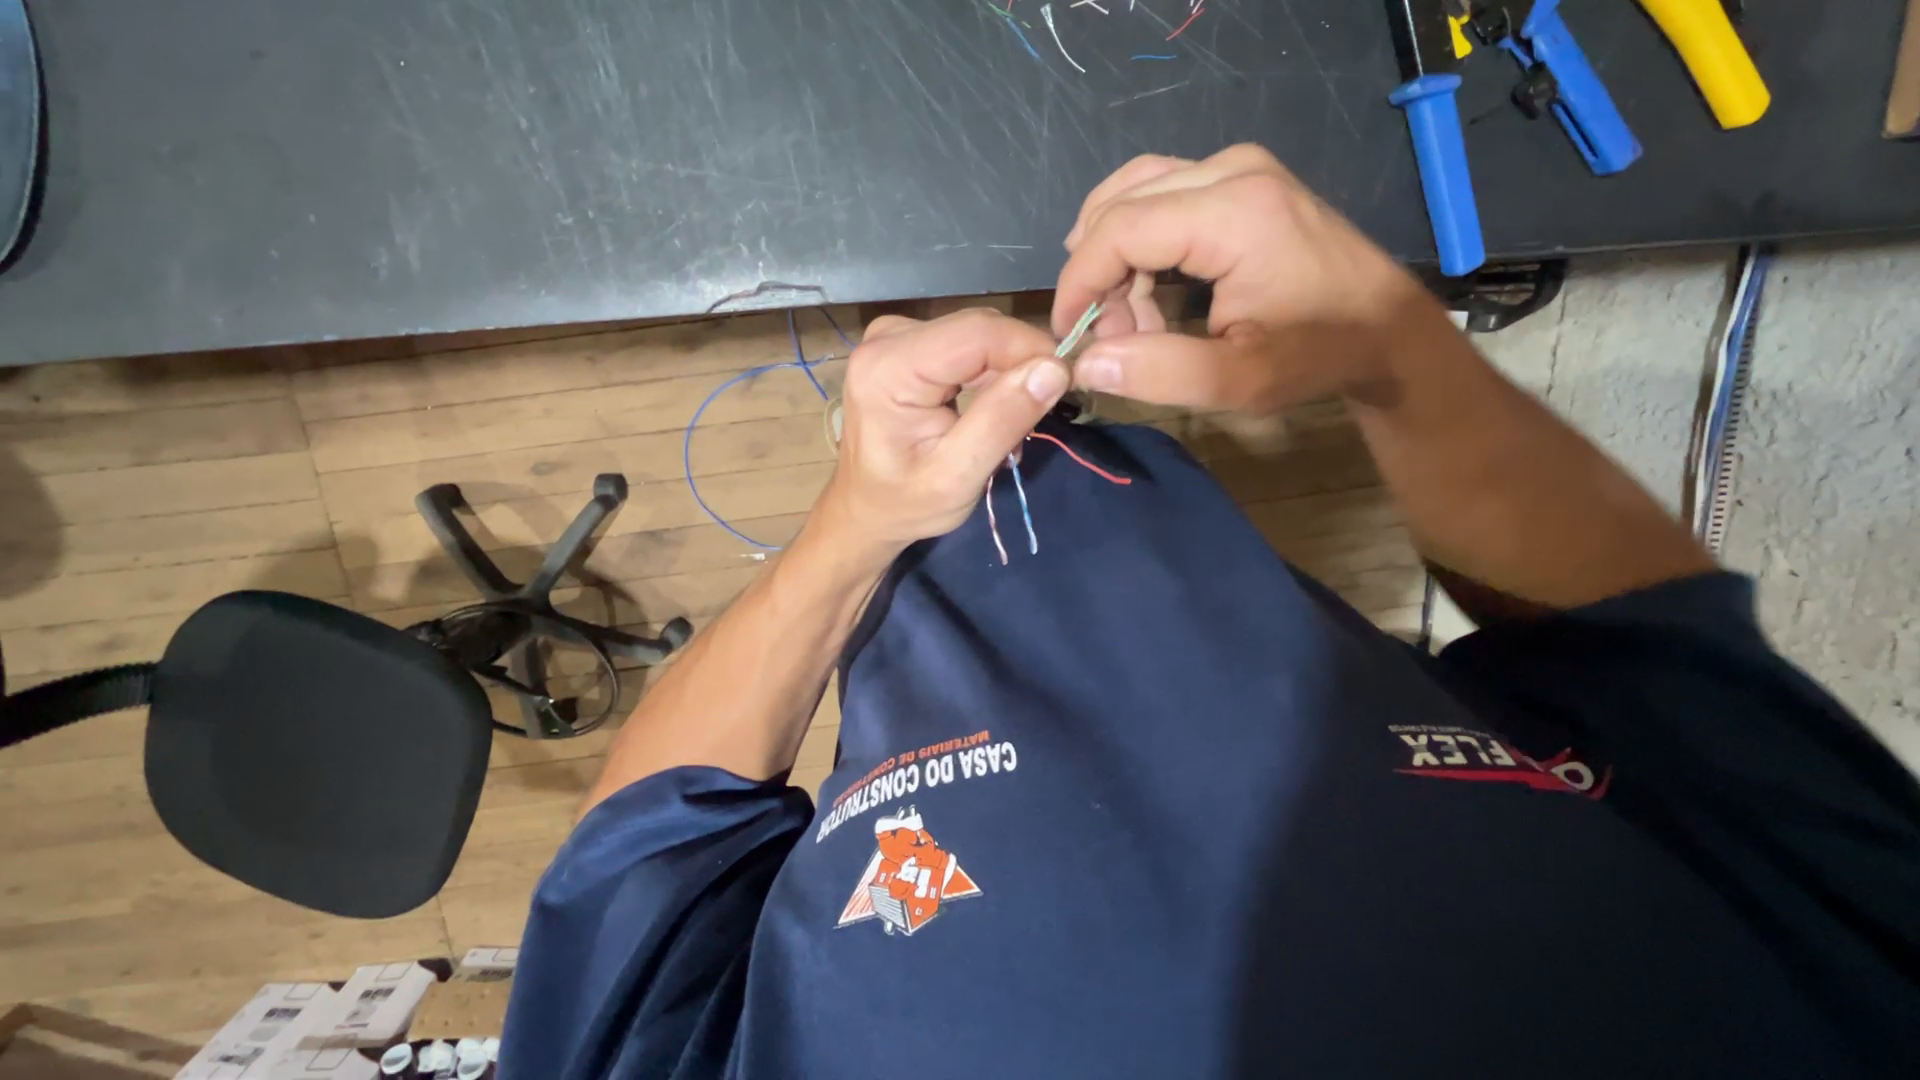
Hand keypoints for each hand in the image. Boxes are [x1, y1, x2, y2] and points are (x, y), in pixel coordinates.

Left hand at [809, 310, 1070, 559]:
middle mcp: (887, 338)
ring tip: (1012, 426)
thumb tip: (1054, 369)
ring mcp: (895, 336)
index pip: (979, 332)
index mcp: (888, 368)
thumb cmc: (905, 503)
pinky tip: (992, 413)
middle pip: (980, 330)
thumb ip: (1002, 421)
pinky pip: (967, 345)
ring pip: (979, 336)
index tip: (1066, 385)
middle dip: (1020, 366)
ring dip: (1007, 375)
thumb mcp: (957, 477)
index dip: (1030, 350)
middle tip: (1036, 418)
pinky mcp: (908, 344)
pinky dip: (990, 375)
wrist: (865, 509)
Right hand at [1053, 144, 1446, 411]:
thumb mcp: (1240, 380)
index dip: (1078, 283)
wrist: (1384, 328)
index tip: (1069, 334)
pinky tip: (1151, 296)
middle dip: (1097, 275)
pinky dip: (1139, 246)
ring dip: (1115, 259)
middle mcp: (1231, 170)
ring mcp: (1236, 166)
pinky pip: (1160, 196)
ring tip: (1132, 320)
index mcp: (1233, 212)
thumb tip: (1085, 362)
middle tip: (1110, 337)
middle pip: (1120, 205)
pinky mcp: (1239, 177)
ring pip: (1134, 194)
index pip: (1118, 229)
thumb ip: (1160, 372)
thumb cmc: (1317, 355)